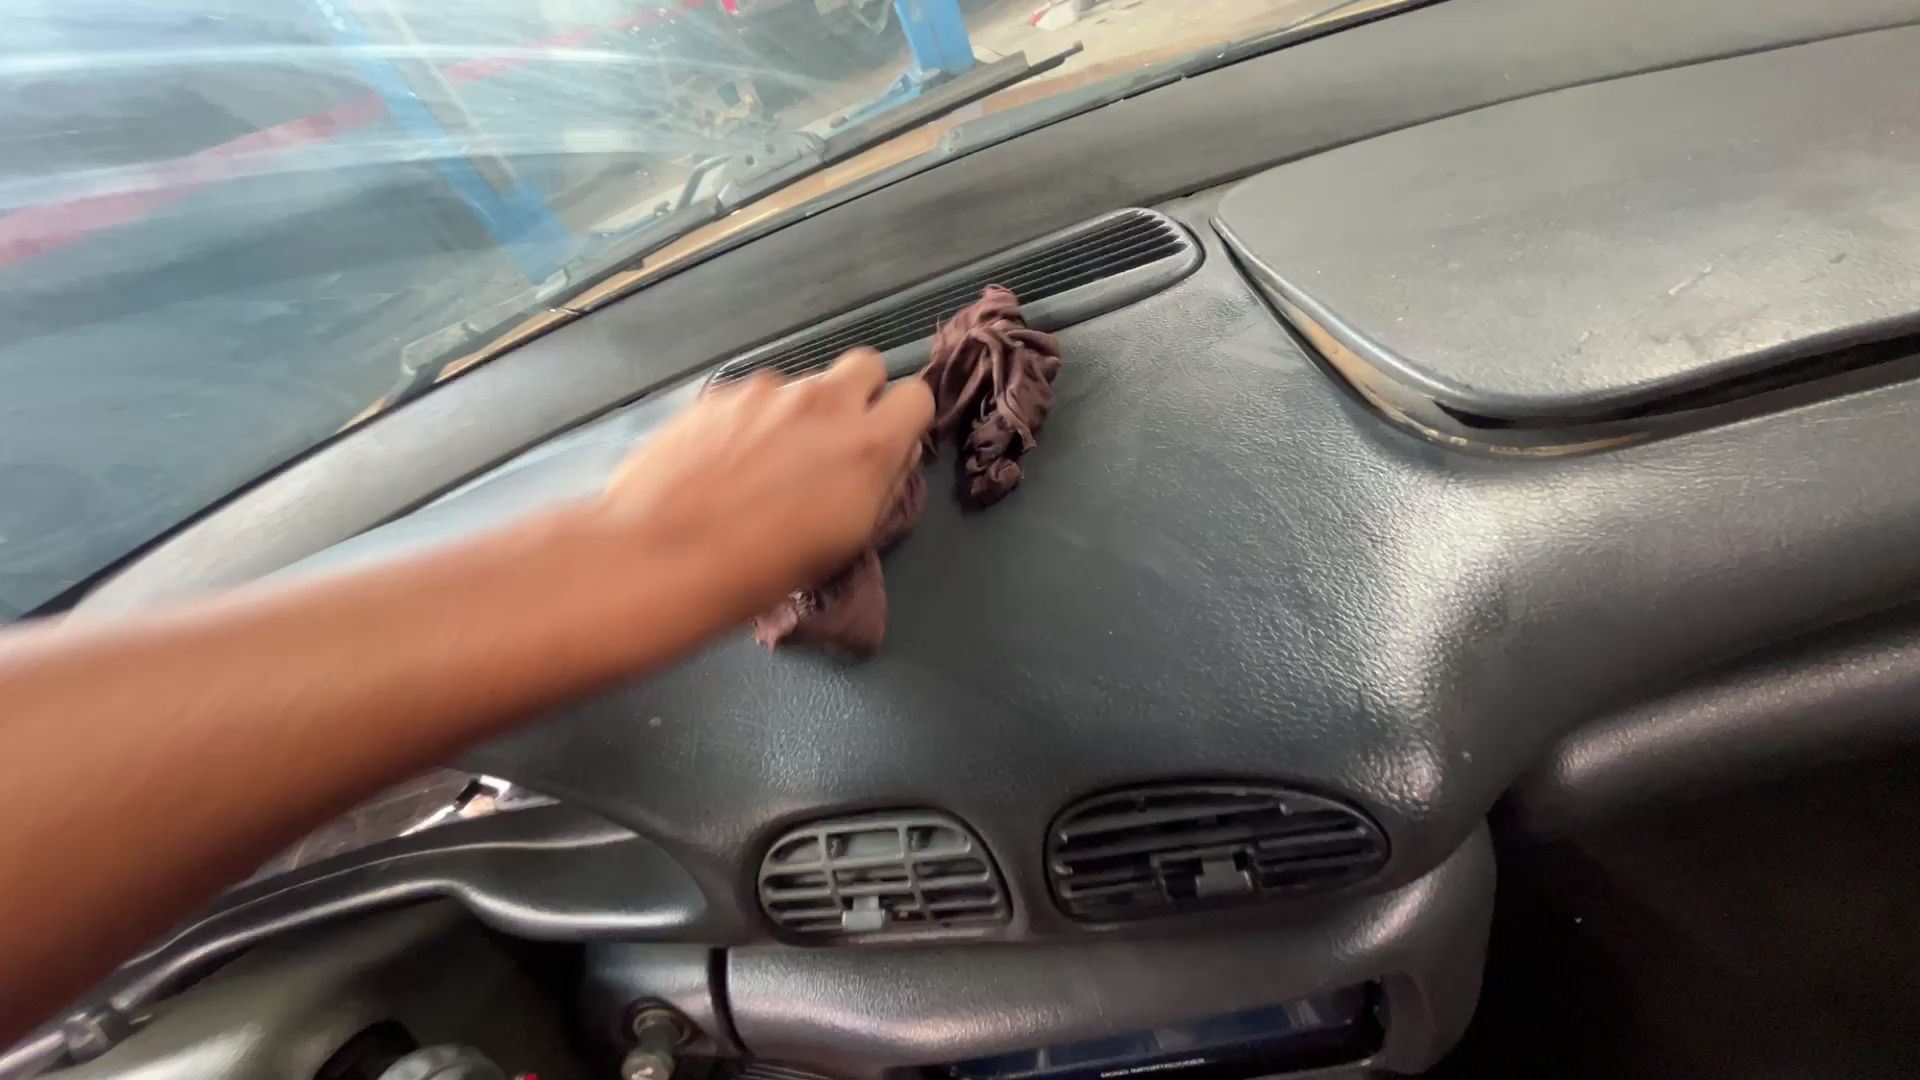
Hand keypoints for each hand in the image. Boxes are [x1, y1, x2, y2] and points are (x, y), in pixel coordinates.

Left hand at [597, 349, 932, 624]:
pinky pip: (755, 396)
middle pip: (866, 365)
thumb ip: (880, 485)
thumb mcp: (847, 540)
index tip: (890, 441)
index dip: (906, 418)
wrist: (662, 555)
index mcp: (867, 444)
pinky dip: (753, 420)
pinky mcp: (720, 393)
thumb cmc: (765, 568)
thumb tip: (890, 458)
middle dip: (861, 394)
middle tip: (837, 437)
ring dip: (801, 412)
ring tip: (765, 463)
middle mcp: (823, 403)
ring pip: (804, 384)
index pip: (917, 396)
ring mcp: (767, 392)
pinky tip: (726, 461)